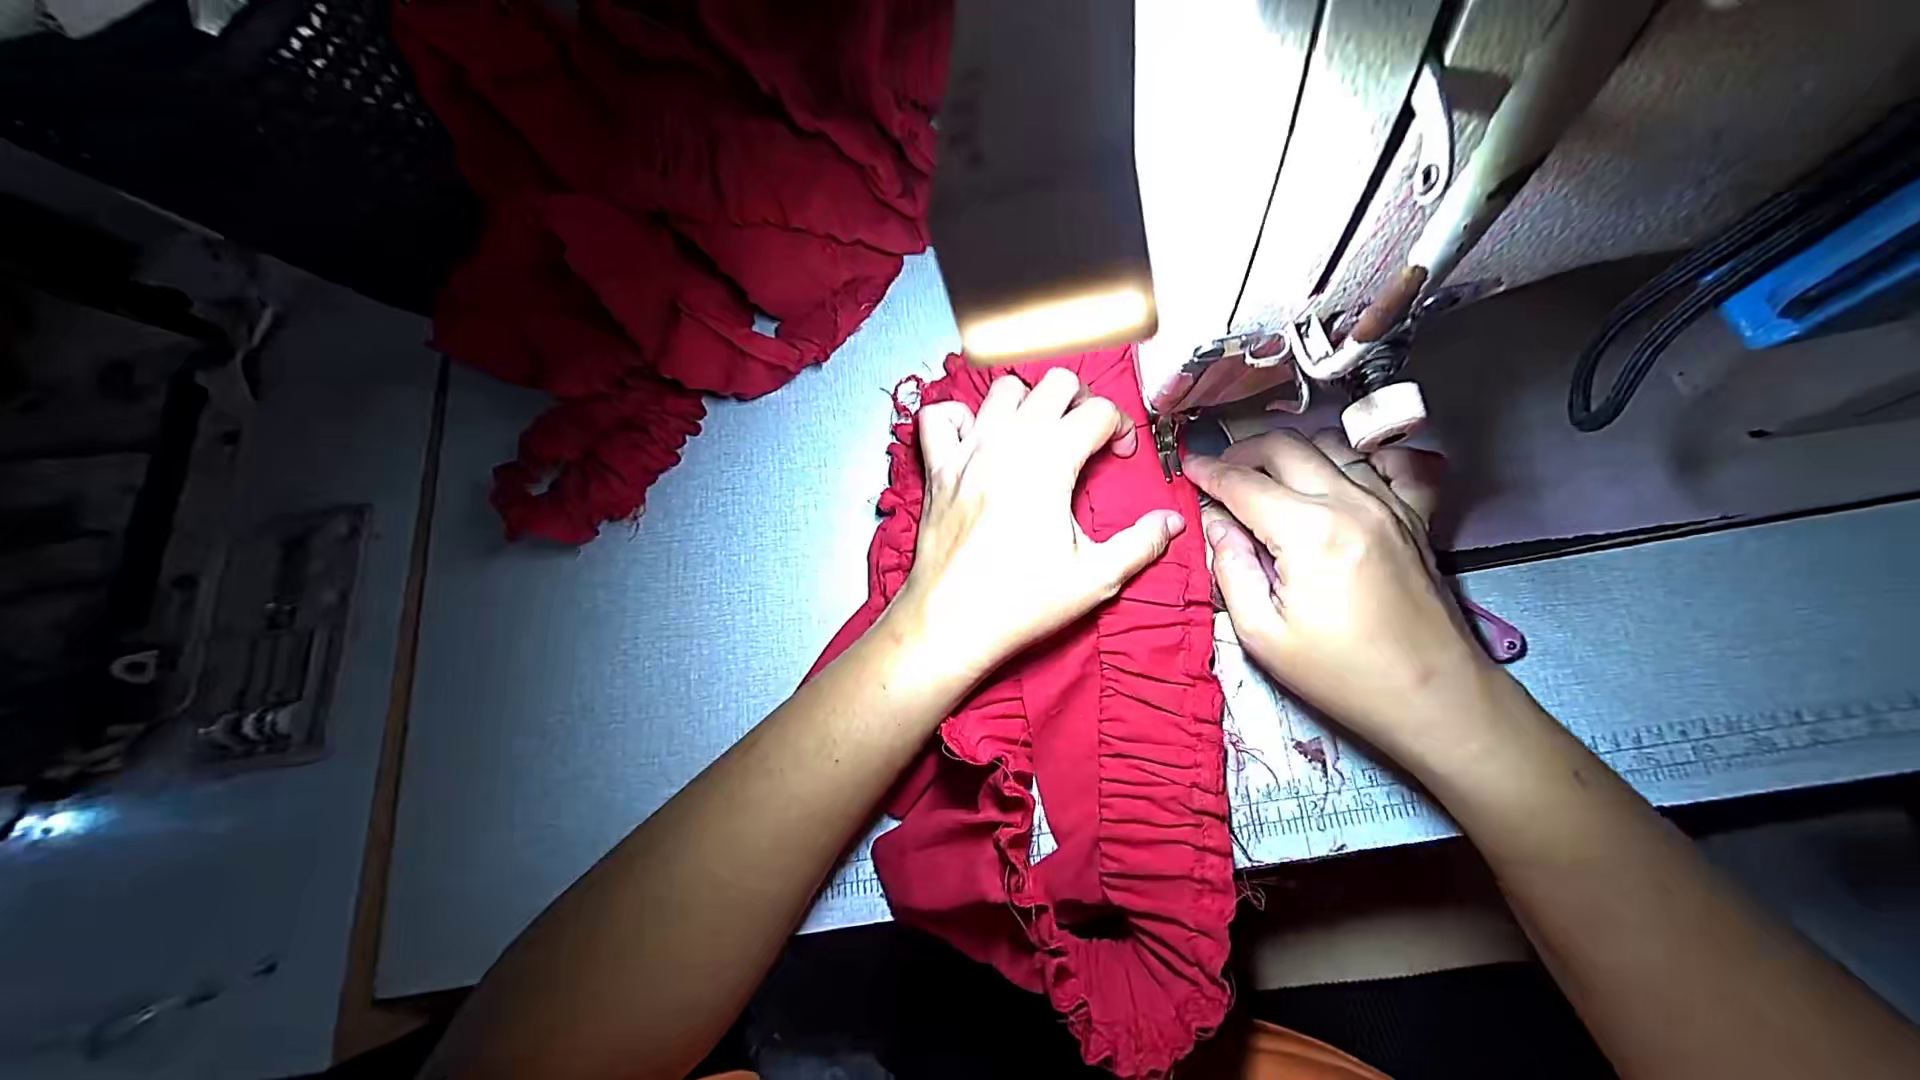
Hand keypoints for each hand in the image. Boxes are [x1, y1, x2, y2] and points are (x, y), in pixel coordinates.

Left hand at [886, 368, 1185, 684]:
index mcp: (1051, 459)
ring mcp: (967, 450)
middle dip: (1080, 400)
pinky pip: (939, 416)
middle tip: (1086, 434)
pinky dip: (959, 416)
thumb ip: (1142, 543)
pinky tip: (976, 438)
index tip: (1120, 456)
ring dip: (1028, 401)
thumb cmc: (1021, 601)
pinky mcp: (937, 468)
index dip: (1121, 428)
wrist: (951, 623)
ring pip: (1002, 388)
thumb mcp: (1096, 577)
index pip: (1099, 411)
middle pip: (1055, 383)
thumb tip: (1171, 523)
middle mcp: (1008, 441)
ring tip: (1038, 432)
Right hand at [1184, 429, 1493, 761]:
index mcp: (1309, 532)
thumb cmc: (1341, 673)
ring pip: (1331, 445)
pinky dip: (1358, 458)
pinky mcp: (1415, 517)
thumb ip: (1230, 568)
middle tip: (1220, 474)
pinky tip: (1339, 476)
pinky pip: (1391, 462)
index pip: (1243, 483)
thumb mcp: (1261, 633)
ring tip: (1266, 478)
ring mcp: (1390, 505)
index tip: (1188, 467)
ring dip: (1290, 453)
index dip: (1208, 472)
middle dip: (1242, 452)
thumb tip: (1216, 523)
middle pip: (1286, 447)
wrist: (1433, 698)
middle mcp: (1352, 503)